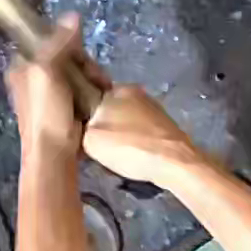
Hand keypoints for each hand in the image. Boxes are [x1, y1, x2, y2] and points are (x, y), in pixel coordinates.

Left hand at [5, 14, 93, 159]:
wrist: (55, 154)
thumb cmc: (45, 112)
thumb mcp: (47, 71)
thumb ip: (59, 43)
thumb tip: (73, 15)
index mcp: (22, 66)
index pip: (48, 41)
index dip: (67, 43)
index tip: (81, 53)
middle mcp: (35, 77)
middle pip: (68, 57)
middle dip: (85, 65)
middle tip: (95, 77)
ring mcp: (52, 94)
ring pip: (80, 73)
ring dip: (94, 79)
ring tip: (101, 90)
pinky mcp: (68, 107)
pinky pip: (86, 89)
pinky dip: (95, 92)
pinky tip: (101, 97)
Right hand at [82, 84, 203, 186]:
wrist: (174, 162)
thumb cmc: (130, 147)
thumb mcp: (90, 139)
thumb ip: (81, 128)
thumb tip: (81, 126)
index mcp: (118, 88)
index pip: (89, 93)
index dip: (80, 112)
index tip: (76, 129)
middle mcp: (136, 92)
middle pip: (107, 108)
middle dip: (100, 125)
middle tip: (93, 147)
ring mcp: (153, 107)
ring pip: (124, 121)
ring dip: (117, 135)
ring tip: (113, 154)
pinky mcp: (164, 124)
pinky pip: (139, 130)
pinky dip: (133, 141)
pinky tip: (132, 155)